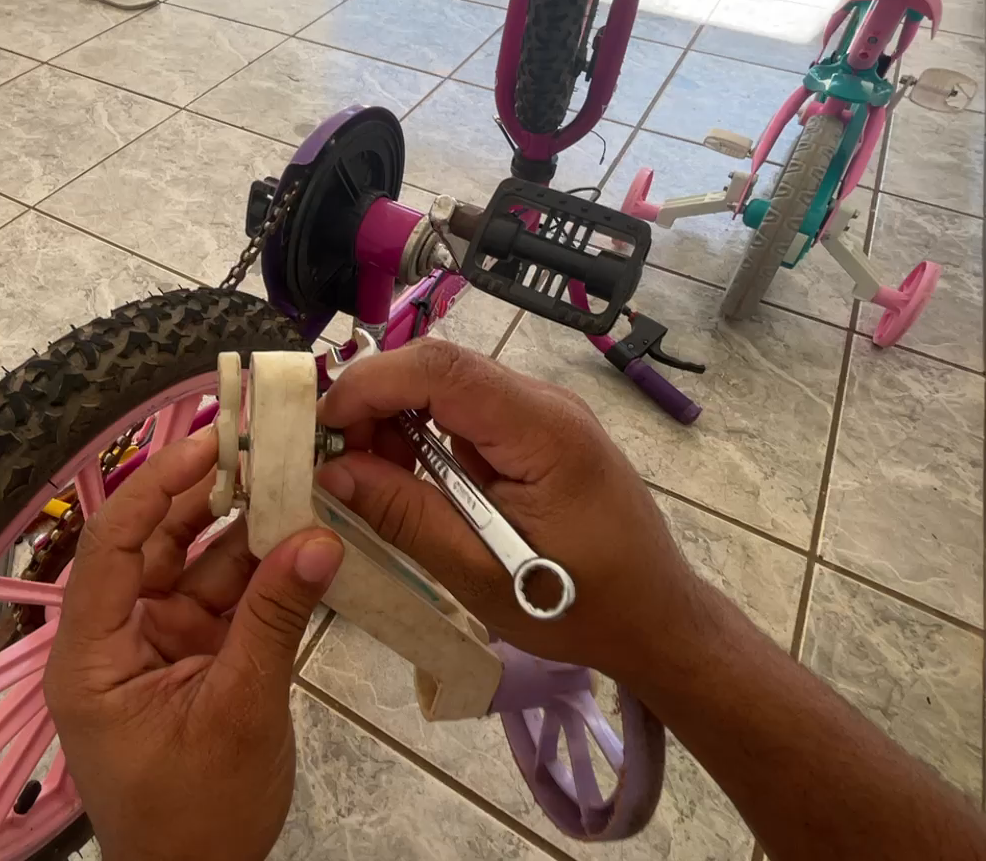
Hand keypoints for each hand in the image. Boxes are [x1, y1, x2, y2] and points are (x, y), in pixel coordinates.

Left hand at [44, 427, 344, 860]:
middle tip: (266, 448)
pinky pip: (228, 593)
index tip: (212, 441)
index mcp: (94, 649)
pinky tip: (299, 536)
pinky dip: (262, 568)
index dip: (158, 484)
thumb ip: (276, 618)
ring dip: (245, 527)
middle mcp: (119, 631)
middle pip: (159, 541)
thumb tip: (322, 538)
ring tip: (293, 482)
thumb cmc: (198, 815)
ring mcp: (161, 638)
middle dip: (210, 494)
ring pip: (200, 561)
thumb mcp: (239, 712)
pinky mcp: (197, 650)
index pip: (113, 542)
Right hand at [315, 339, 703, 681]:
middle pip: (440, 367)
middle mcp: (543, 402)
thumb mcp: (481, 574)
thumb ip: (405, 516)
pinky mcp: (534, 428)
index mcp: (543, 430)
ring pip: (446, 384)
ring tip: (371, 476)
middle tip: (339, 459)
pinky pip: (463, 410)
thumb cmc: (580, 608)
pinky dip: (421, 433)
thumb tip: (333, 472)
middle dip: (375, 401)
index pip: (443, 370)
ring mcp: (541, 411)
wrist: (659, 619)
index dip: (372, 384)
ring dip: (395, 418)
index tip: (325, 428)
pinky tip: (410, 477)